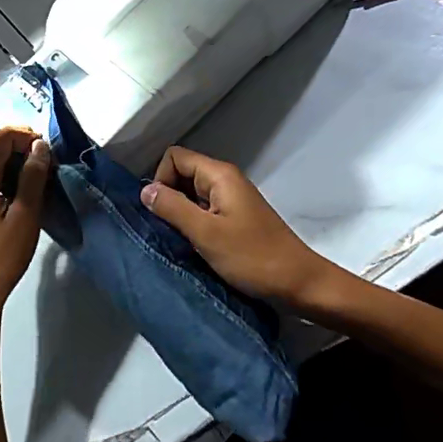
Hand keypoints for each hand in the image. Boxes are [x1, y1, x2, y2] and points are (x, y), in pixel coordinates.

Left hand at [0, 127, 53, 321]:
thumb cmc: (2, 256)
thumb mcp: (25, 216)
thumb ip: (32, 177)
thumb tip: (39, 146)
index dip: (23, 135)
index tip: (46, 151)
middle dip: (12, 139)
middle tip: (39, 155)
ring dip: (4, 151)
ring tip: (30, 167)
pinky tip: (12, 182)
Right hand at [140, 146, 334, 308]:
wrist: (298, 284)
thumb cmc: (253, 257)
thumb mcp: (205, 233)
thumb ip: (172, 208)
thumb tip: (144, 191)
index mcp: (220, 175)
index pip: (175, 157)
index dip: (161, 179)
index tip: (161, 211)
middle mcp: (226, 181)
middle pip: (182, 174)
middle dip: (168, 197)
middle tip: (166, 229)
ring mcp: (232, 201)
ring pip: (191, 195)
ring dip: (180, 214)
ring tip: (178, 240)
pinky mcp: (235, 220)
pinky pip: (203, 212)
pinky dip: (193, 225)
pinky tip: (193, 246)